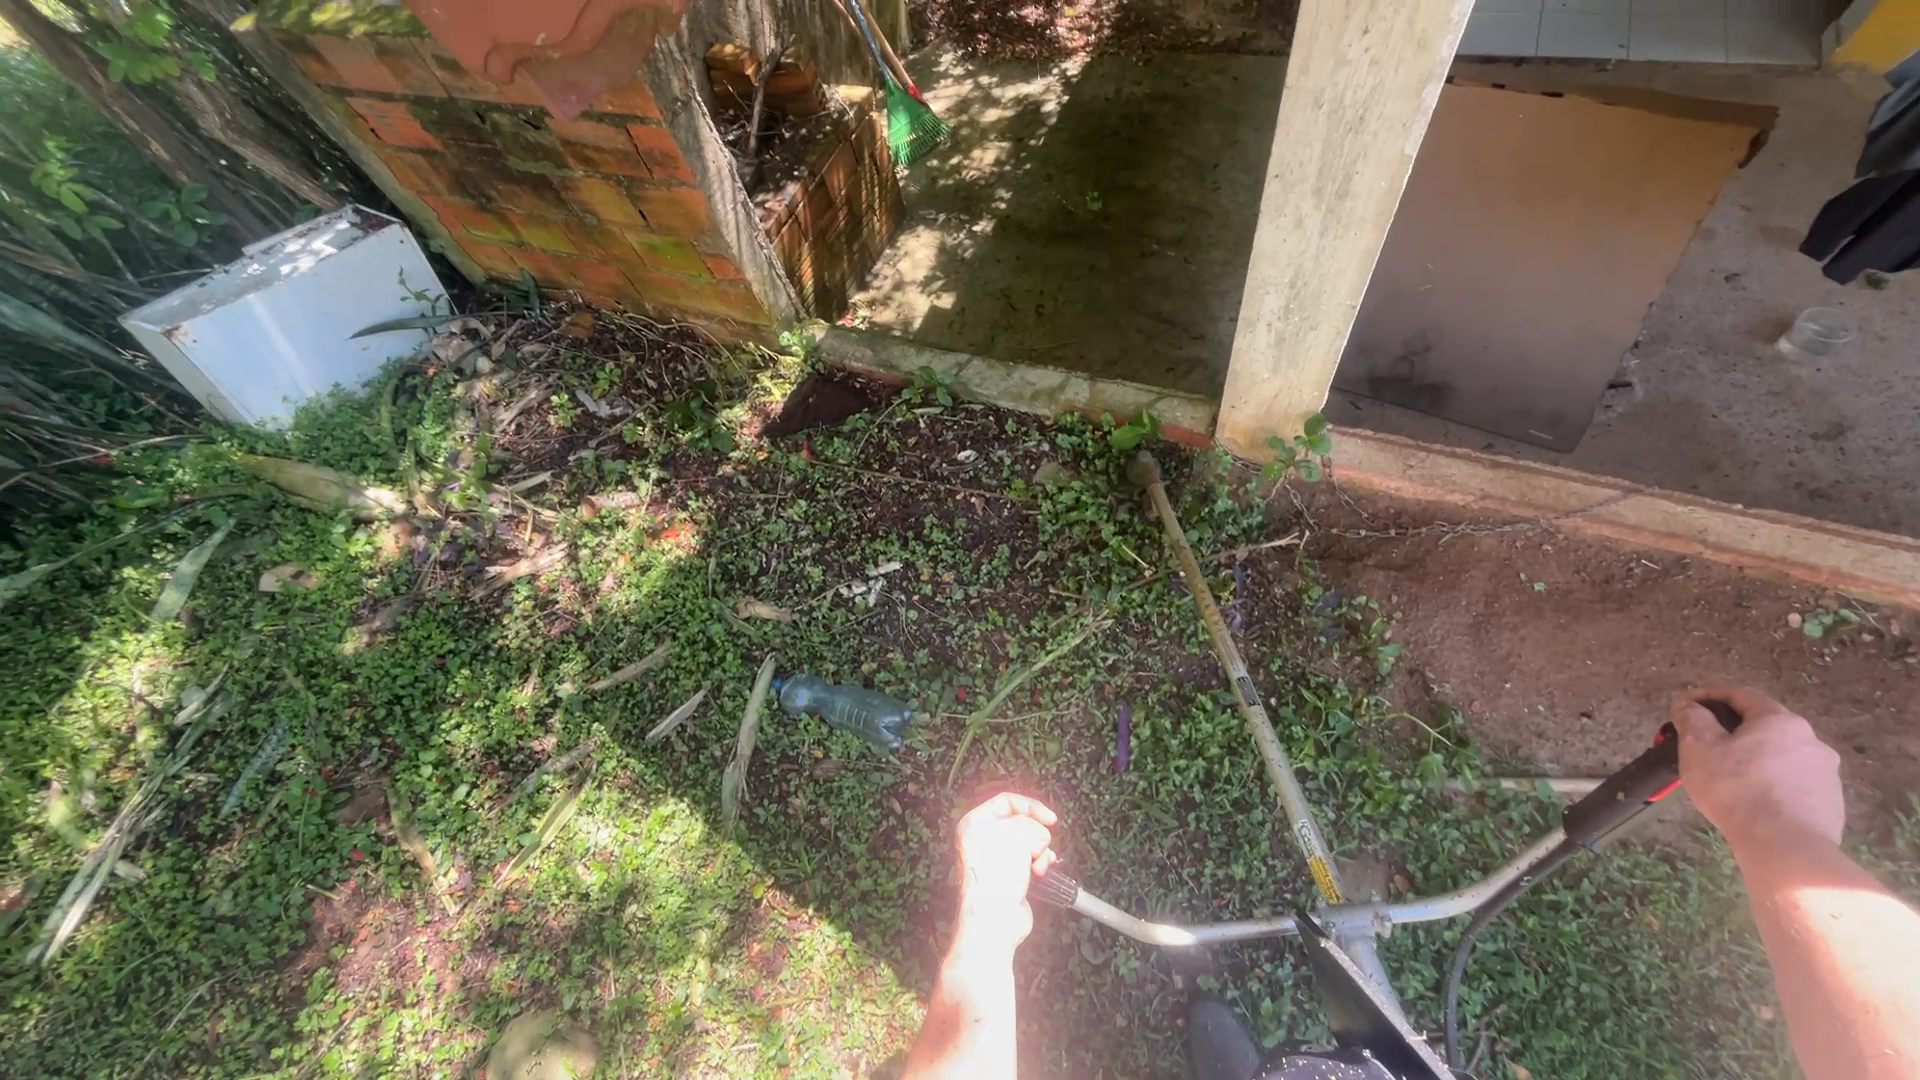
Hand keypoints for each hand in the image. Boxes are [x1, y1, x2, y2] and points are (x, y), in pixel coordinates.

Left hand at [952, 793, 1057, 954]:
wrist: (994, 919)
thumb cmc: (997, 876)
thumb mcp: (1018, 834)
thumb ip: (1032, 825)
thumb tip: (1039, 836)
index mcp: (975, 823)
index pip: (1007, 802)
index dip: (1031, 807)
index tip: (1049, 818)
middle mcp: (981, 840)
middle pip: (1020, 823)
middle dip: (1036, 835)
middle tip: (1039, 847)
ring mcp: (995, 860)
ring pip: (1028, 843)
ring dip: (1039, 852)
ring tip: (1038, 865)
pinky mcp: (1007, 877)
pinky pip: (1029, 861)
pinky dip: (1039, 864)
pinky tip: (1041, 872)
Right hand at [1673, 686, 1844, 849]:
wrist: (1785, 843)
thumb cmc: (1735, 786)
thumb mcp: (1698, 746)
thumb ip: (1692, 718)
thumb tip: (1690, 706)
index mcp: (1780, 722)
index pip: (1741, 695)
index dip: (1708, 695)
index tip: (1683, 705)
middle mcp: (1811, 740)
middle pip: (1762, 724)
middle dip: (1729, 727)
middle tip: (1700, 741)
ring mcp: (1825, 771)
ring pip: (1777, 751)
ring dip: (1749, 753)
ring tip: (1722, 771)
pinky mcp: (1829, 798)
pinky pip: (1789, 776)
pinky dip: (1766, 776)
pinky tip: (1748, 794)